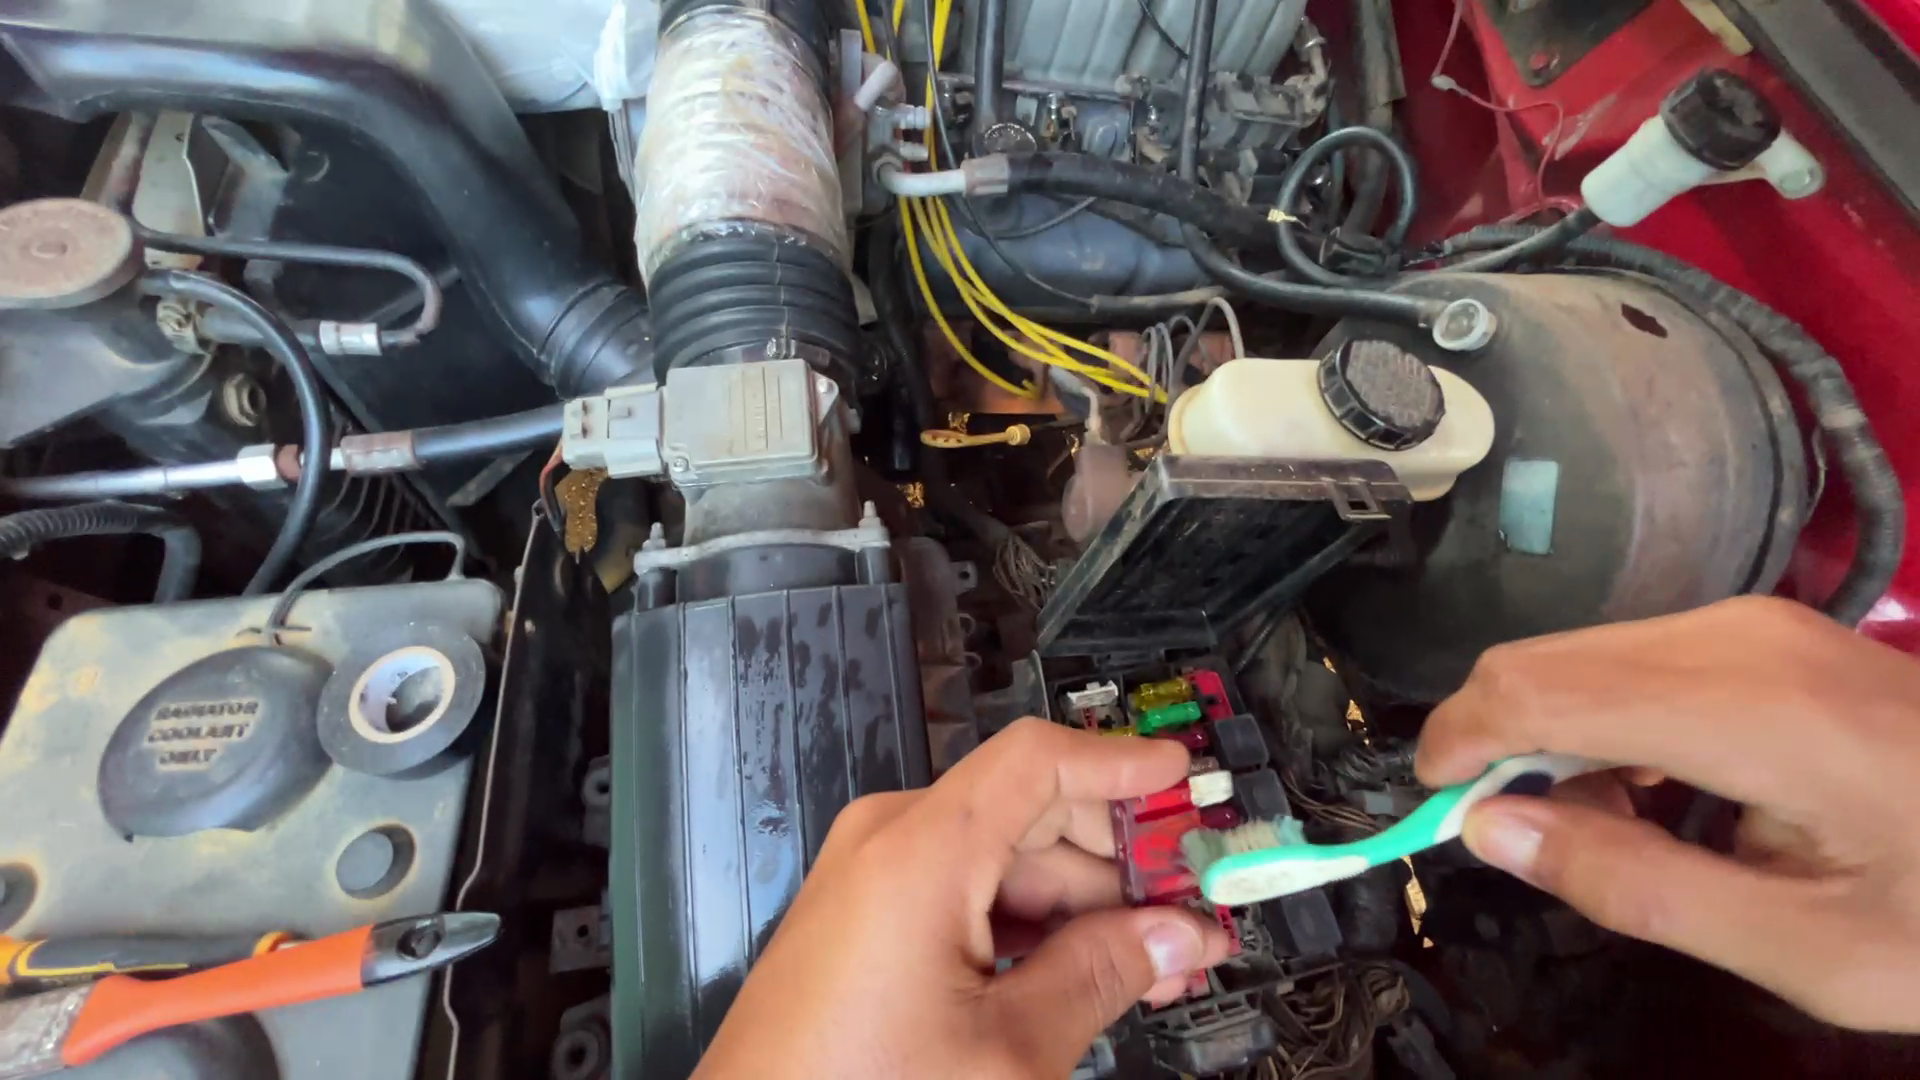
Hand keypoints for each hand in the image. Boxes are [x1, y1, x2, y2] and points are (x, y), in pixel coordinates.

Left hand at [693, 718, 1233, 1077]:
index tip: (1182, 774)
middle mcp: (892, 836)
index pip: (1037, 760)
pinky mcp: (871, 911)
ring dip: (1082, 901)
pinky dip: (1029, 921)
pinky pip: (967, 891)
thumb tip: (1174, 932)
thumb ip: (1101, 975)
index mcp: (921, 847)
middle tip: (1191, 907)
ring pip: (1003, 858)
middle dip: (1117, 859)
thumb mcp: (1007, 1052)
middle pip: (1029, 811)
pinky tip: (1088, 966)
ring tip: (1158, 956)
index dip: (1117, 761)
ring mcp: (875, 872)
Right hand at [1417, 595, 1919, 1031]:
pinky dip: (1579, 715)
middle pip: (1531, 663)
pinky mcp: (1742, 627)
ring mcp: (1737, 621)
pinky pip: (1605, 657)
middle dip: (1490, 741)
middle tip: (1517, 824)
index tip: (1437, 801)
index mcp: (1751, 709)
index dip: (1458, 739)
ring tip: (1596, 813)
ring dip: (1536, 732)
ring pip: (1559, 657)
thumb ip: (1635, 888)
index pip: (1535, 693)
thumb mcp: (1818, 951)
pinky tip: (1634, 776)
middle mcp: (1726, 637)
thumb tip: (1486, 828)